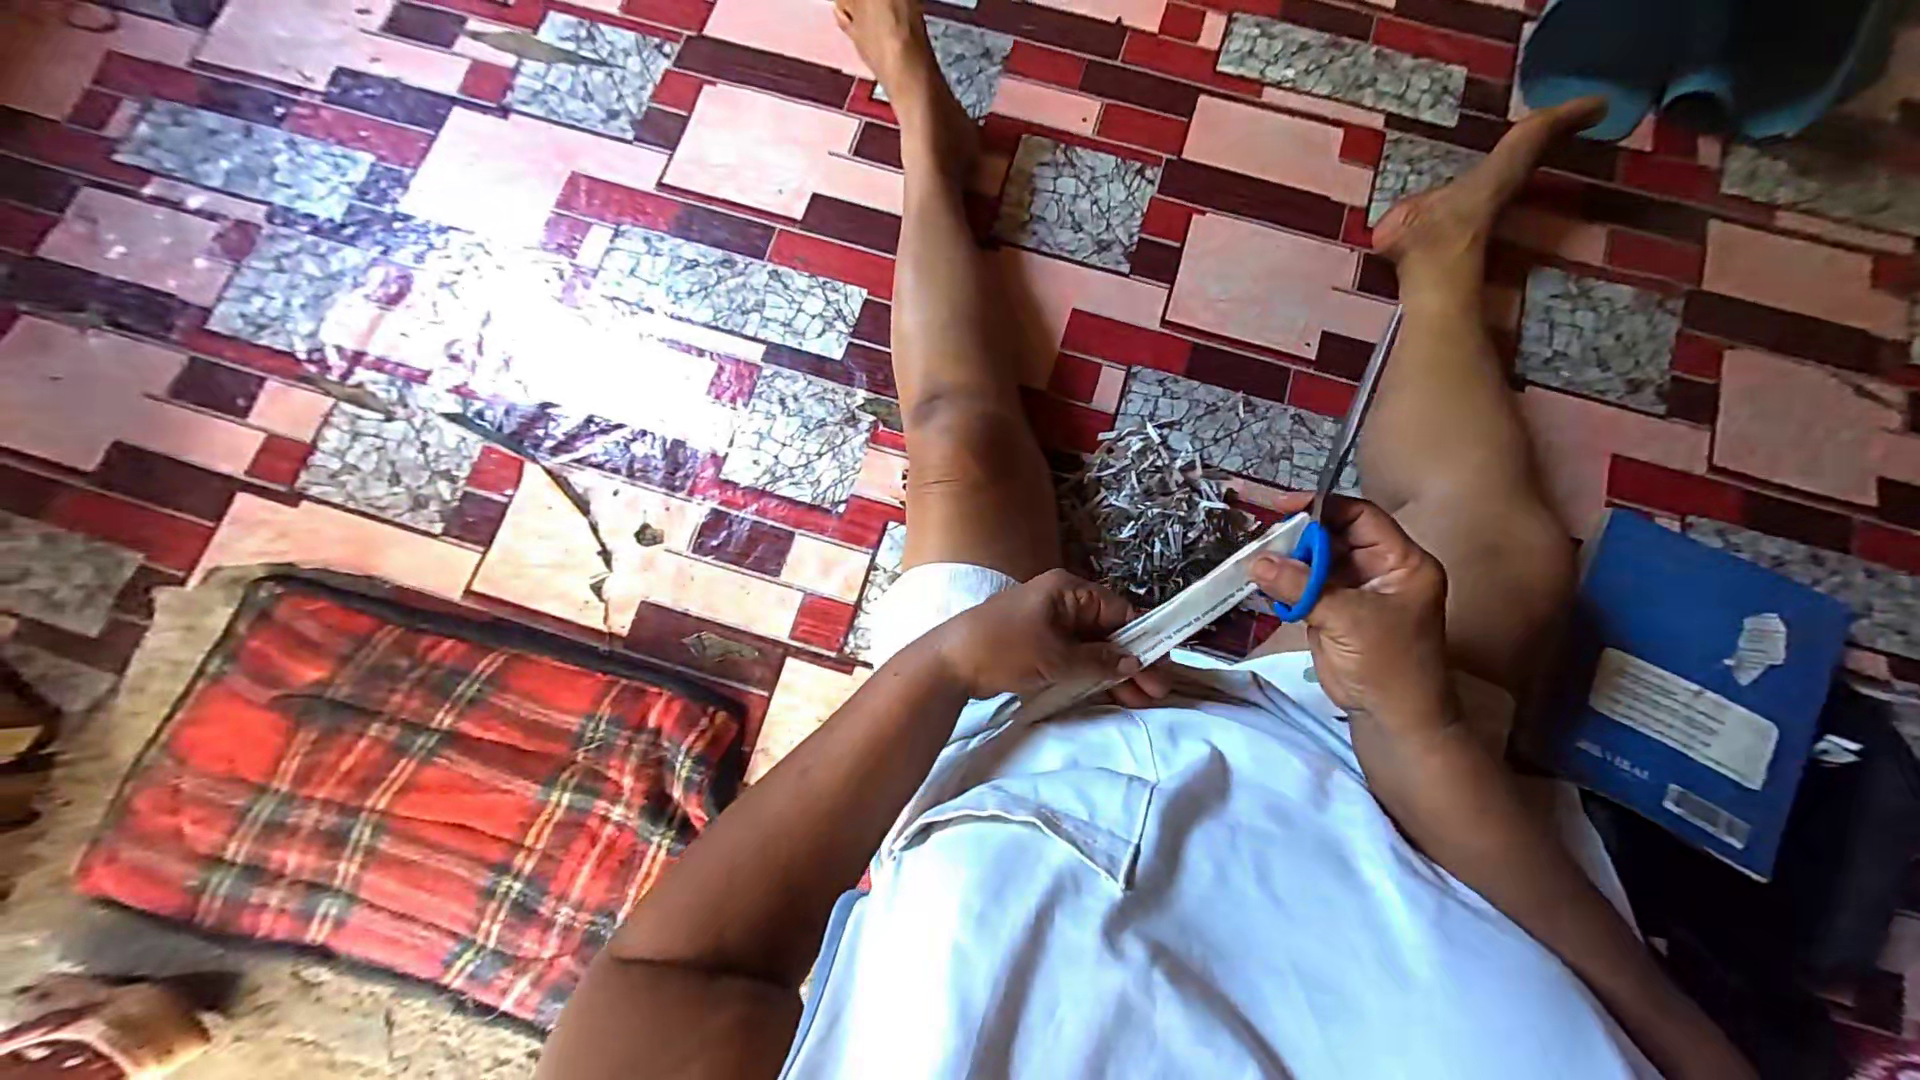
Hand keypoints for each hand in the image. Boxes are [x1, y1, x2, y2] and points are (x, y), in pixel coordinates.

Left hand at [921, 569, 1173, 704]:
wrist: (949, 662)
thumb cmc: (1004, 648)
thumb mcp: (1056, 657)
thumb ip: (1099, 659)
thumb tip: (1134, 661)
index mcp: (1068, 591)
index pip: (1119, 611)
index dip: (1144, 638)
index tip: (1163, 666)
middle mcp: (1062, 602)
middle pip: (1109, 630)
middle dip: (1133, 660)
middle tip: (1157, 693)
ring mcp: (1050, 624)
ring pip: (1094, 647)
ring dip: (1116, 672)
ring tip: (1141, 700)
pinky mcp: (1040, 645)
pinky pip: (1076, 657)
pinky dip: (1093, 674)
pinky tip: (1114, 694)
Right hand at [1251, 495, 1453, 730]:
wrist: (1391, 717)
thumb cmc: (1390, 665)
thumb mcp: (1349, 619)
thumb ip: (1303, 587)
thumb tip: (1257, 562)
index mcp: (1400, 562)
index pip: (1360, 517)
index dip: (1322, 507)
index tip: (1282, 506)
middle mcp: (1377, 569)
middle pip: (1331, 537)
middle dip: (1296, 535)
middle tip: (1258, 534)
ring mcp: (1352, 590)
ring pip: (1312, 560)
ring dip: (1284, 559)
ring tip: (1252, 556)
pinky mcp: (1329, 609)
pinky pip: (1301, 585)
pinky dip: (1280, 582)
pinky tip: (1258, 579)